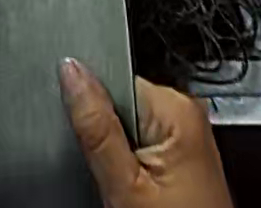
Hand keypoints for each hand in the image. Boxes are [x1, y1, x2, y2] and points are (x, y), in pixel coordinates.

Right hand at [60, 59, 233, 207]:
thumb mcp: (125, 187)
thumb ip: (97, 127)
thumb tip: (71, 71)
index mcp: (177, 106)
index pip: (116, 81)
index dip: (93, 108)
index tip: (88, 139)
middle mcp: (187, 112)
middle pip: (123, 102)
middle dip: (106, 133)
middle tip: (110, 176)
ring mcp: (188, 135)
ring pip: (130, 125)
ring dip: (116, 150)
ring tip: (124, 187)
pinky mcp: (185, 156)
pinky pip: (143, 142)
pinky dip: (131, 163)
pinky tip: (134, 189)